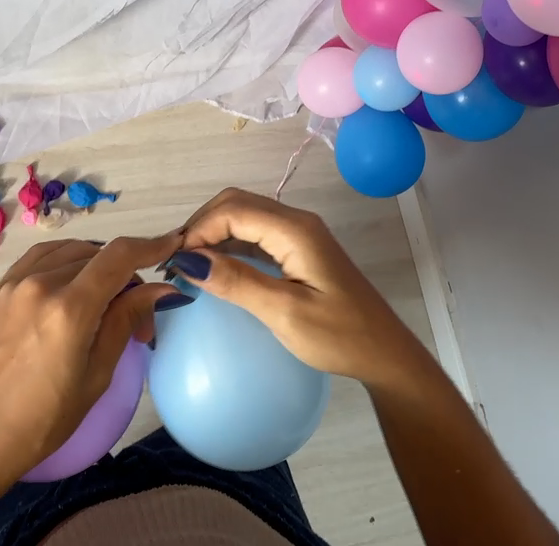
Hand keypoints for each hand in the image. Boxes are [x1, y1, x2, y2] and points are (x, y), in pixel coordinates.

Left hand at [0, 233, 182, 491]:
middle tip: (137, 314)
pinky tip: (72, 283)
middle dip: (126, 274)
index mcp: (69, 308)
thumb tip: (160, 289)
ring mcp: (14, 283)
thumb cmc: (40, 422)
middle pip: (98, 255)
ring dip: (96, 264)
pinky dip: (65, 260)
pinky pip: (40, 258)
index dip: (151, 245)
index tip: (173, 245)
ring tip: (105, 299)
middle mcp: (41, 283)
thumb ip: (126, 321)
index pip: (119, 256)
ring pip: (69, 251)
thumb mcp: (95, 377)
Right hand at [171, 188, 428, 387]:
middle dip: (201, 225)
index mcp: (295, 230)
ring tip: (188, 265)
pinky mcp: (299, 248)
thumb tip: (189, 260)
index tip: (173, 262)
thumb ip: (237, 282)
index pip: (232, 210)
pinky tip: (215, 269)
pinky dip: (229, 243)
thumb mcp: (285, 313)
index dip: (198, 229)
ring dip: (213, 233)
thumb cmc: (340, 337)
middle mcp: (296, 221)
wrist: (385, 354)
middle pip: (236, 203)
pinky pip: (256, 233)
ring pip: (244, 215)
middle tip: (176, 261)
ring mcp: (299, 233)